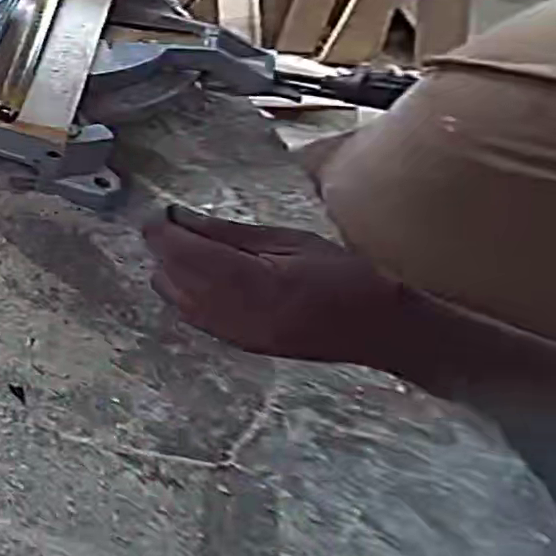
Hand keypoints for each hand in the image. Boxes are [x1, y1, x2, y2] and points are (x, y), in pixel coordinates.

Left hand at [144, 206, 407, 364]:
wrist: (392, 334)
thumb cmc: (348, 278)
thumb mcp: (289, 241)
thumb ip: (225, 231)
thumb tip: (177, 216)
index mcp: (240, 279)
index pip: (170, 246)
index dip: (162, 225)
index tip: (171, 213)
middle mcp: (222, 308)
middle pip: (162, 266)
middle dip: (167, 244)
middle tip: (191, 231)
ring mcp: (224, 329)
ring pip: (167, 289)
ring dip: (173, 267)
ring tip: (205, 255)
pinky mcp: (232, 342)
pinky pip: (185, 309)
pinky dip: (185, 290)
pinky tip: (214, 281)